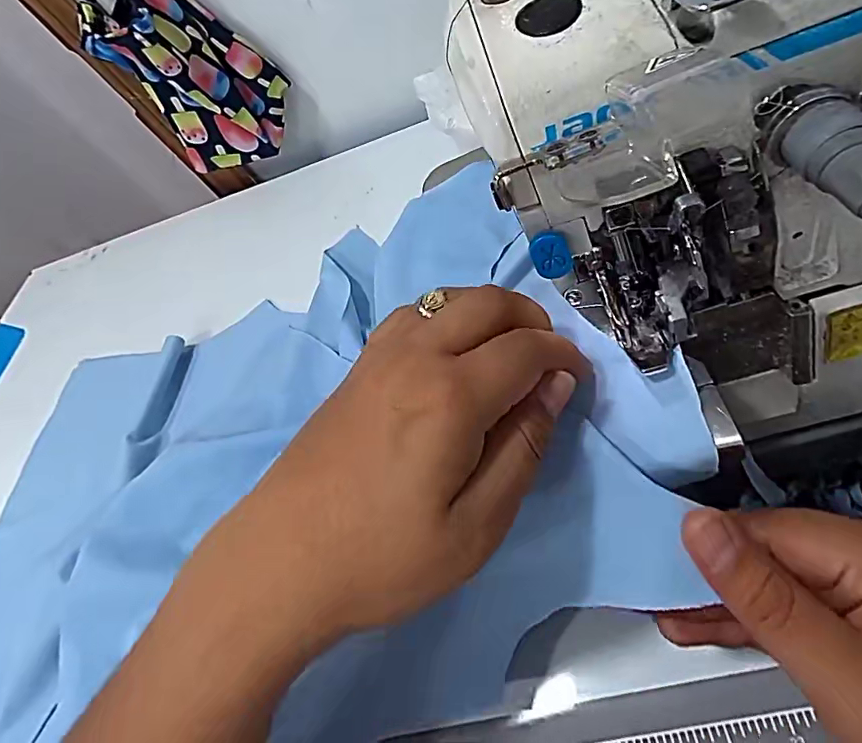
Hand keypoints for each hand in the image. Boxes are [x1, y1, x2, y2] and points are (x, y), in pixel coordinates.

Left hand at [73, 286, 589, 742]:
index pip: (525, 347)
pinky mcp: (358, 365)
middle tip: (549, 357)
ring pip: (448, 299)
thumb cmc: (384, 557)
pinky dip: (446, 316)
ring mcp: (381, 354)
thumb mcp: (476, 526)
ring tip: (504, 352)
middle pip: (488, 302)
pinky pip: (413, 314)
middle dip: (531, 318)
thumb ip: (523, 447)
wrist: (282, 561)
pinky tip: (448, 354)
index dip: (562, 354)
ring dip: (488, 311)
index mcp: (452, 394)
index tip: (579, 376)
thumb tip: (555, 386)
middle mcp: (417, 355)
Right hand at [659, 509, 861, 742]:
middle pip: (770, 552)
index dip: (714, 548)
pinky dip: (753, 620)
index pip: (770, 530)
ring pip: (775, 581)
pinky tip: (713, 622)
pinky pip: (792, 608)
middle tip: (664, 593)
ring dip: (725, 600)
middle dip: (715, 578)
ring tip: (677, 611)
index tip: (666, 565)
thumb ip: (769, 600)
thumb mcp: (850, 678)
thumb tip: (704, 528)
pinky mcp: (860, 623)